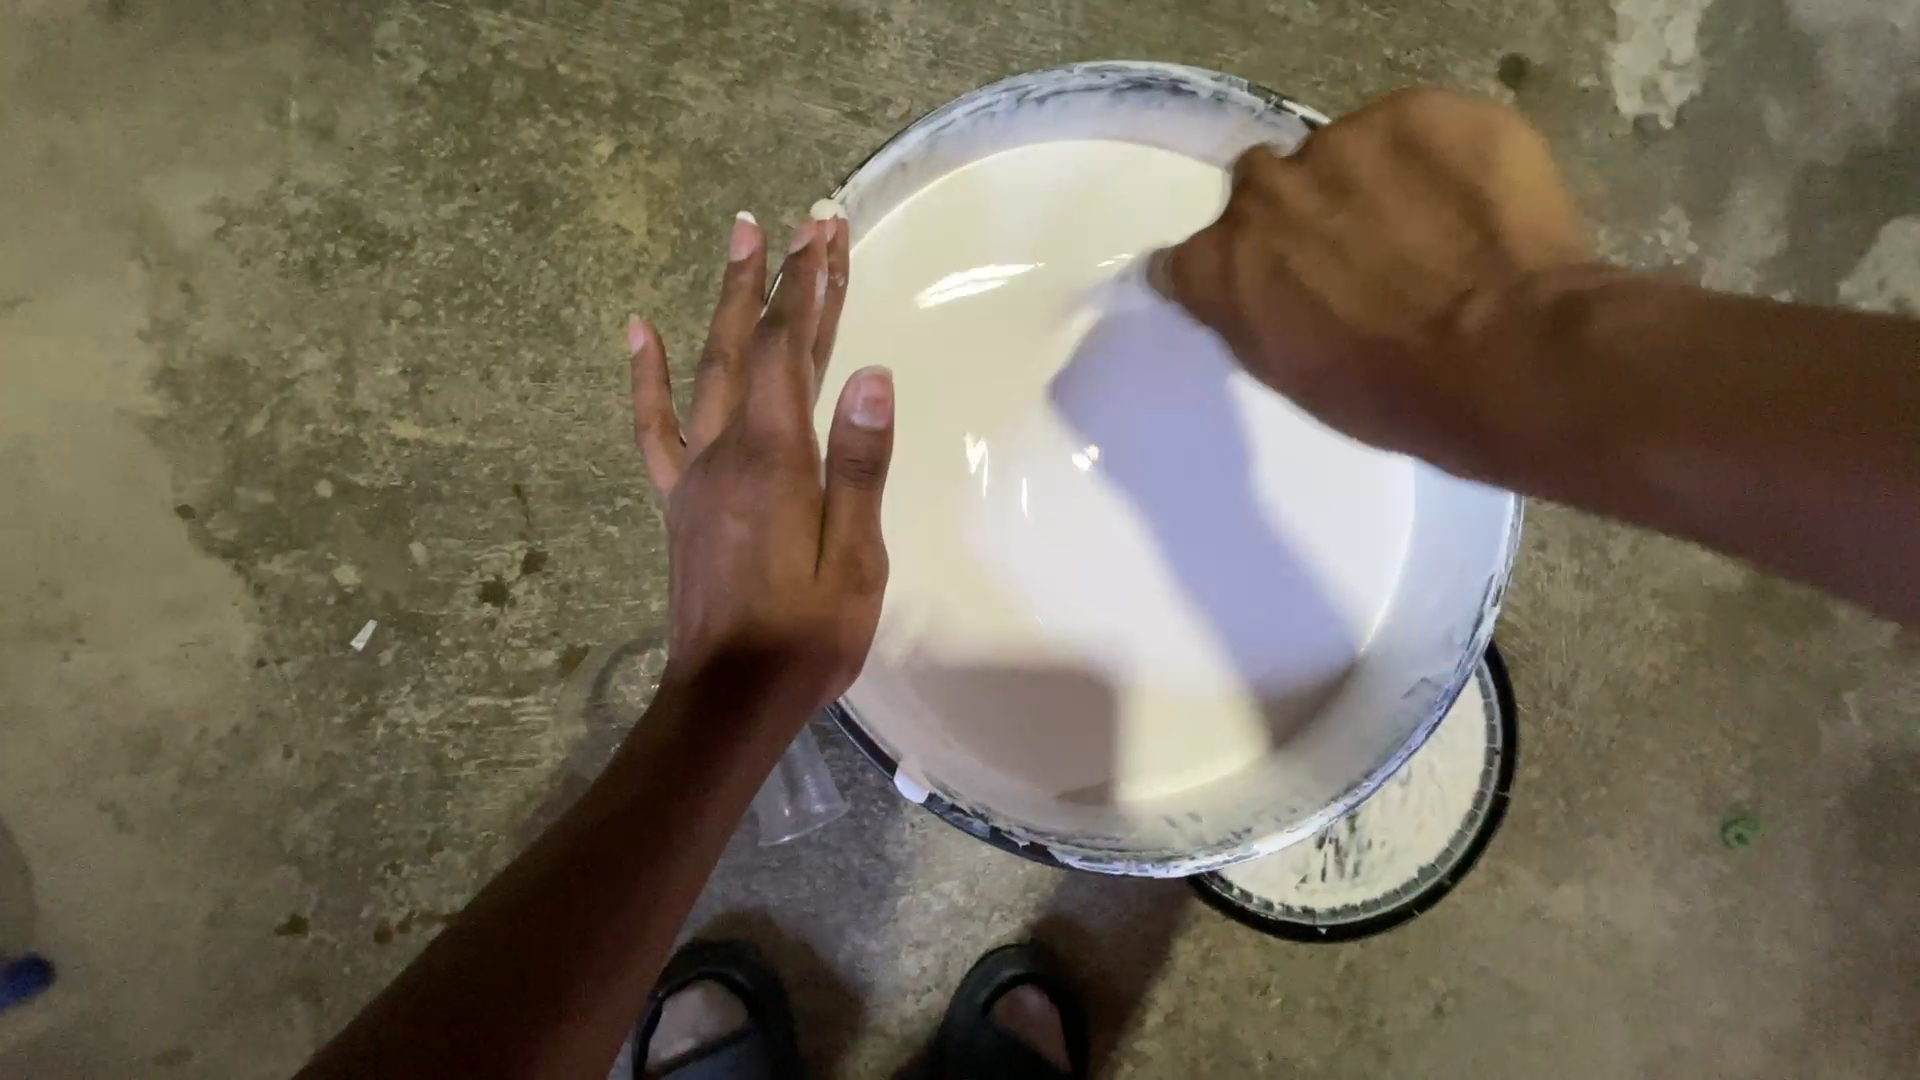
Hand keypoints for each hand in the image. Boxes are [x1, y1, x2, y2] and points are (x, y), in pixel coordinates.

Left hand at [630, 212, 893, 717]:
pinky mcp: (680, 502)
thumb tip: (872, 377)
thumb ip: (859, 466)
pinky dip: (646, 377)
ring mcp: (694, 474)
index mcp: (775, 461)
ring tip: (740, 245)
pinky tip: (637, 331)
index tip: (827, 235)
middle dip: (778, 282)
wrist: (731, 698)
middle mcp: (726, 452)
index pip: (793, 352)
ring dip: (729, 307)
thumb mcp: (856, 560)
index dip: (811, 289)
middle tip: (796, 223)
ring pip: (711, 371)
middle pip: (752, 347)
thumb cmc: (808, 636)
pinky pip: (656, 428)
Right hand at [1150, 88, 1600, 469]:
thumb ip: (1247, 312)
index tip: (1254, 285)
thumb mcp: (1282, 370)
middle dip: (1289, 218)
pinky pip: (1405, 129)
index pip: (1184, 258)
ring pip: (1334, 155)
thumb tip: (1249, 287)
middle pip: (1257, 191)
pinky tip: (1459, 203)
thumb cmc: (1380, 392)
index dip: (1221, 271)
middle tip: (1343, 255)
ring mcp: (1337, 144)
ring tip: (1416, 230)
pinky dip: (1425, 160)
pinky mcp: (1417, 111)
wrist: (1503, 355)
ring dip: (1358, 185)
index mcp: (1216, 265)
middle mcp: (1259, 194)